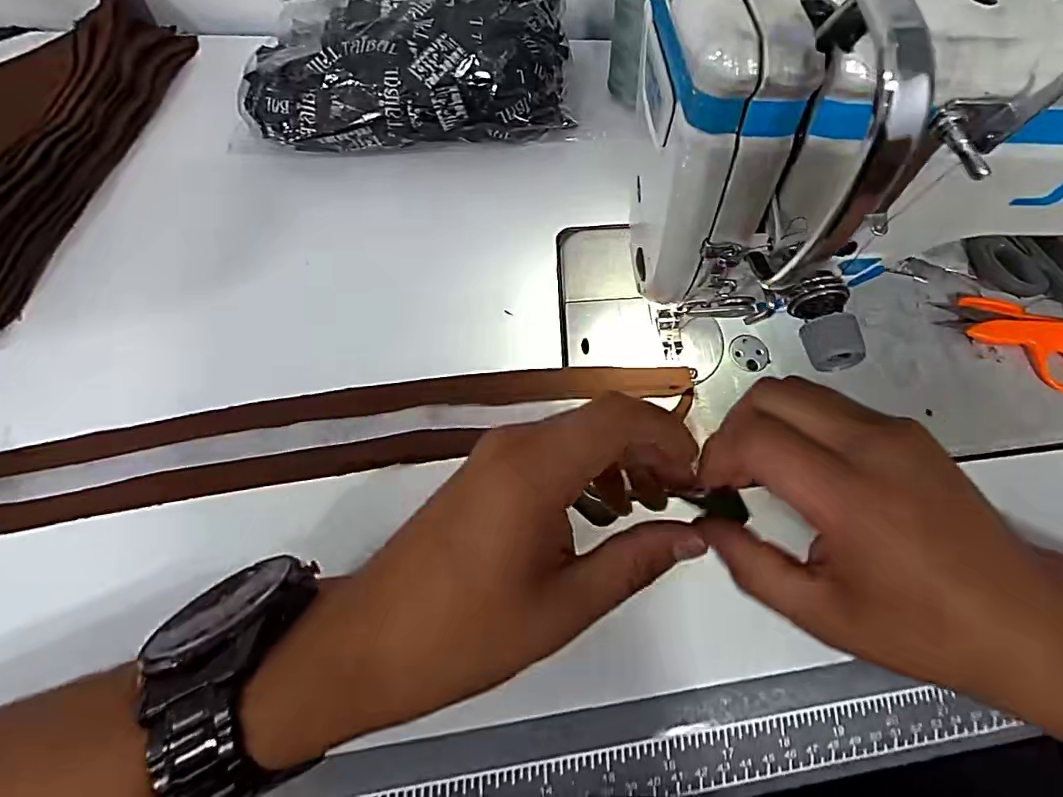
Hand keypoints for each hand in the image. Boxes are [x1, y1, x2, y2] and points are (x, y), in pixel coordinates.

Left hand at [243, 394, 704, 766]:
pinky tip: (605, 508)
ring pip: (580, 429)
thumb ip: (634, 561)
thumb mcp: (562, 606)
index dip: (670, 435)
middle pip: (603, 416)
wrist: (364, 646)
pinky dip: (591, 465)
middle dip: (653, 445)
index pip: (620, 417)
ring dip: (623, 454)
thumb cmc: (460, 634)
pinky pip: (554, 447)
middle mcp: (516, 443)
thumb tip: (692, 537)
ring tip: (651, 503)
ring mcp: (498, 452)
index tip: (698, 474)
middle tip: (683, 491)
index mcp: (535, 468)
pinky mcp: (488, 468)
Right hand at [695, 377, 1062, 701]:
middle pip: (772, 394)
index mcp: (849, 494)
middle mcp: (872, 445)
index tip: (712, 487)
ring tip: (765, 471)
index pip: (756, 436)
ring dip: (769, 421)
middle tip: (731, 474)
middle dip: (735, 426)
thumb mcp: (823, 614)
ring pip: (802, 391)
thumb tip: (711, 526)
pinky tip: (809, 471)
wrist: (1018, 616)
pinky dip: (803, 424)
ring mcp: (894, 430)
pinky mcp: (908, 430)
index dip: (717, 455)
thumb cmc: (923, 627)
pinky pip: (835, 406)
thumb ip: (752, 567)